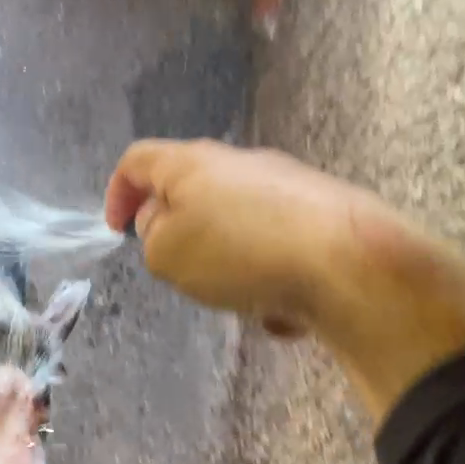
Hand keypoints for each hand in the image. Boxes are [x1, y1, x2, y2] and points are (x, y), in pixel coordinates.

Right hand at [105, 139, 464, 419]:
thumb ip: (149, 235)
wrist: (348, 263)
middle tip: (172, 266)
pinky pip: (272, 239)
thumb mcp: (165, 253)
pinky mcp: (320, 210)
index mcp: (191, 163)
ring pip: (231, 217)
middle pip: (189, 187)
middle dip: (174, 227)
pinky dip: (261, 268)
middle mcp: (239, 161)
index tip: (117, 231)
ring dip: (218, 252)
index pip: (137, 160)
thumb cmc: (238, 253)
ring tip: (230, 293)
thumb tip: (162, 221)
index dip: (116, 193)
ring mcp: (285, 182)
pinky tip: (276, 303)